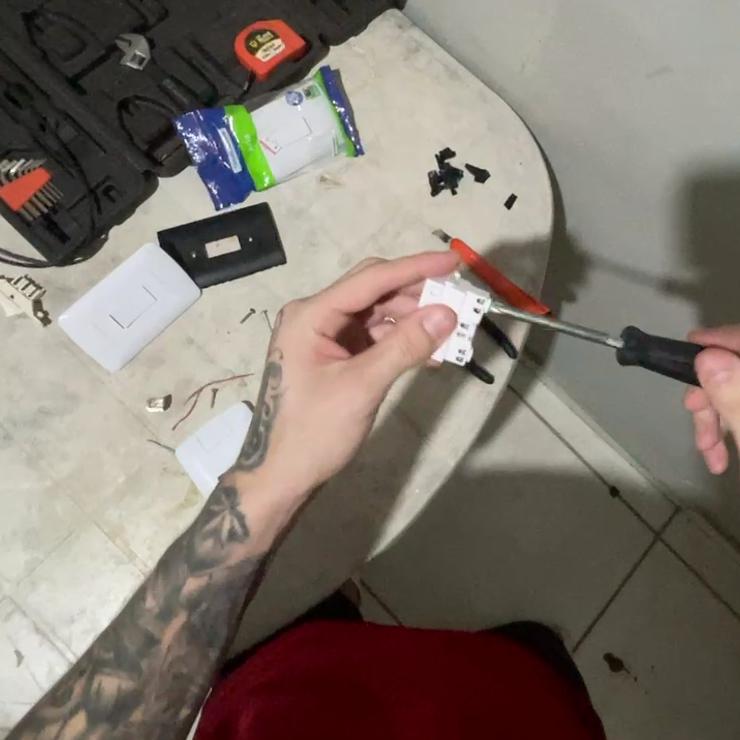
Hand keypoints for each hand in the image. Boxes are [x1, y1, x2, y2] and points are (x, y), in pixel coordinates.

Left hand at [231, 252, 461, 499]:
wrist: (281, 477)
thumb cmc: (313, 432)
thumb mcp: (362, 387)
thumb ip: (405, 347)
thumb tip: (448, 313)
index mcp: (311, 314)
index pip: (371, 279)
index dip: (415, 268)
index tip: (453, 262)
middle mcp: (316, 315)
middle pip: (374, 289)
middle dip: (416, 293)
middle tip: (458, 300)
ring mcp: (325, 335)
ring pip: (378, 312)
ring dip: (413, 319)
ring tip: (449, 332)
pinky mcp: (335, 354)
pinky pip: (375, 335)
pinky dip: (402, 340)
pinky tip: (429, 353)